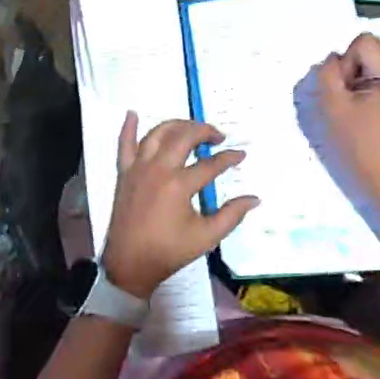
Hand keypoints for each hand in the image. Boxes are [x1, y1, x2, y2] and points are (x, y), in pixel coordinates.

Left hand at [100, 113, 259, 298]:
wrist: (129, 264)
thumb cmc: (169, 251)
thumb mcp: (206, 236)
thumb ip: (232, 215)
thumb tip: (255, 199)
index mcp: (179, 185)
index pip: (211, 164)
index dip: (229, 158)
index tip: (240, 155)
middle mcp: (158, 169)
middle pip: (184, 137)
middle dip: (204, 131)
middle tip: (218, 136)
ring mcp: (138, 169)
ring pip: (157, 133)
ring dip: (177, 125)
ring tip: (191, 128)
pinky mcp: (124, 174)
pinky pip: (124, 145)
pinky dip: (128, 128)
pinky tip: (133, 114)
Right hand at [314, 33, 379, 199]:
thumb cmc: (359, 143)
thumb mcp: (334, 105)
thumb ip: (328, 74)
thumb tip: (333, 60)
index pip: (363, 42)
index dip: (347, 63)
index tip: (347, 91)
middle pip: (366, 50)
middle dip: (349, 70)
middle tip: (348, 100)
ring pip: (366, 64)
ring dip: (352, 81)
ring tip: (353, 107)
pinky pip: (371, 77)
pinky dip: (359, 89)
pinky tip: (358, 111)